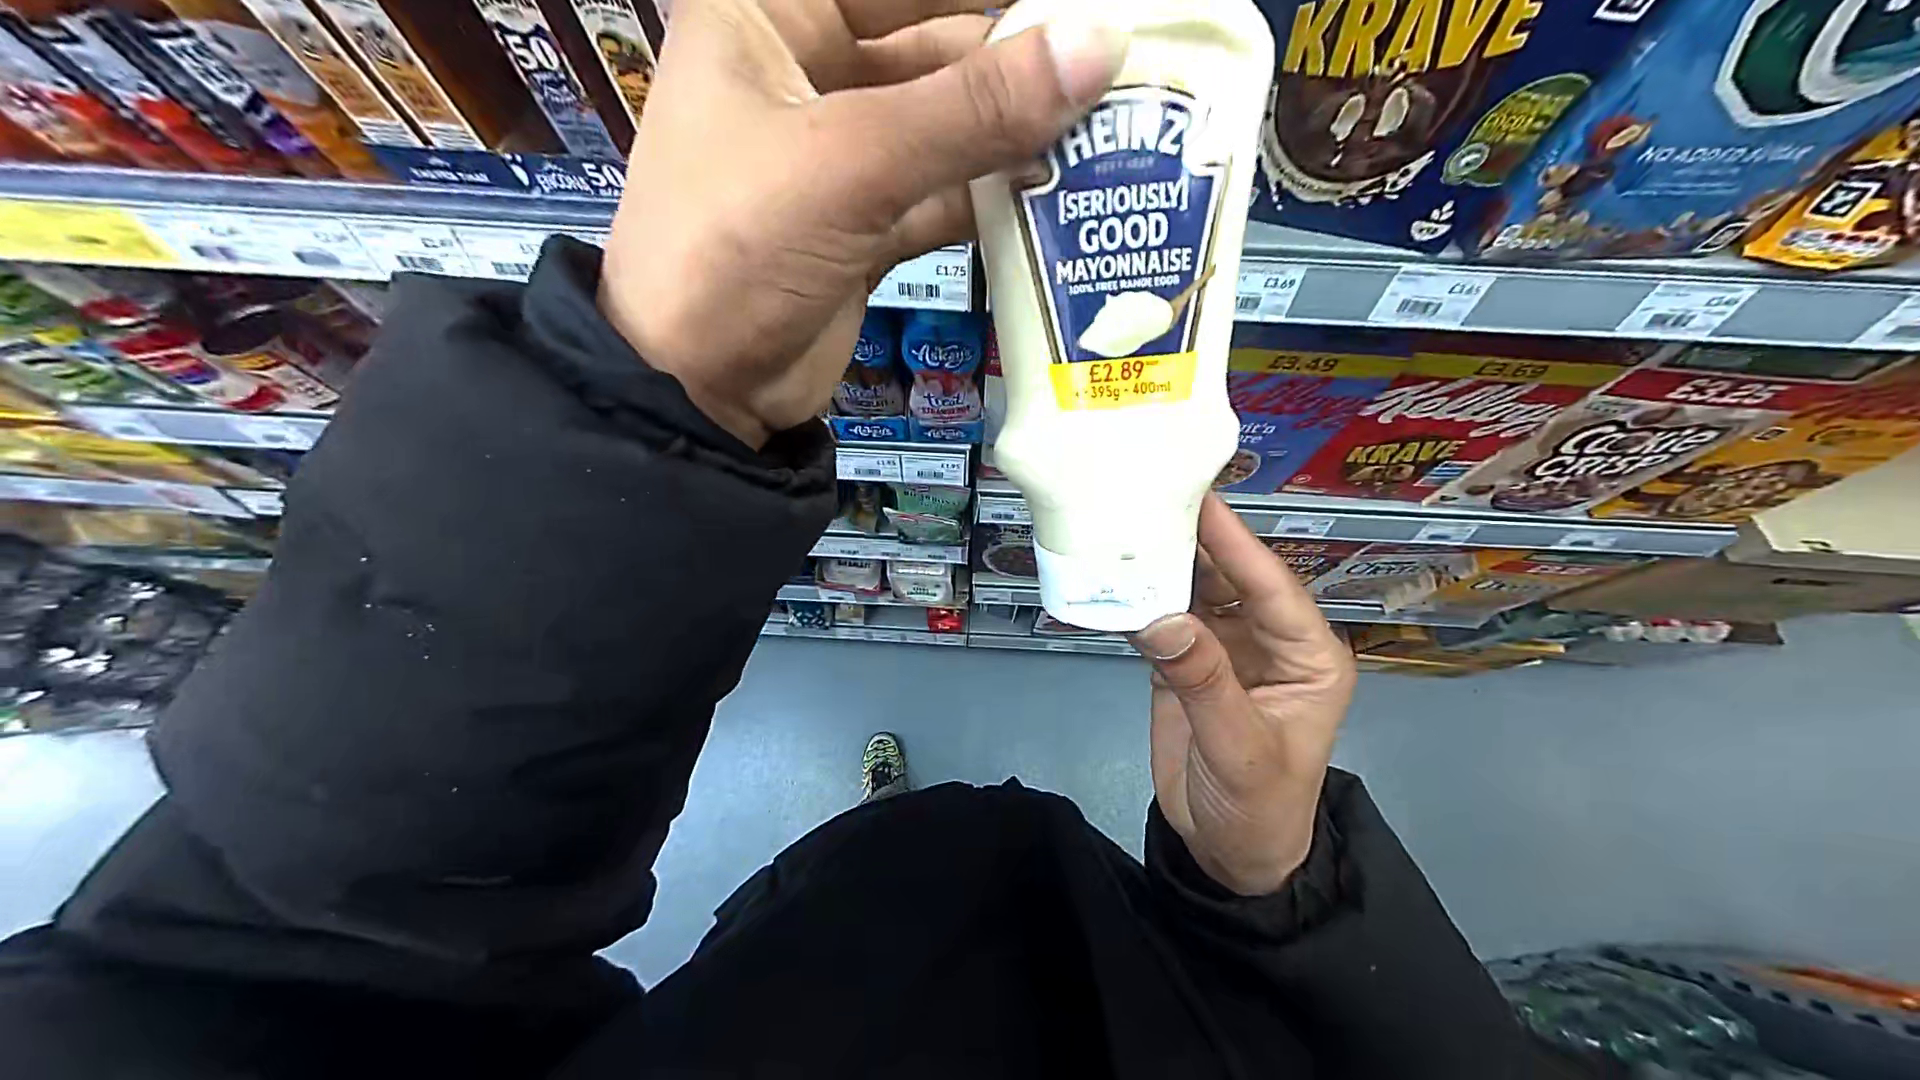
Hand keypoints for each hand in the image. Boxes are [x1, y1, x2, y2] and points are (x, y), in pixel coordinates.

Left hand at [598, 0, 1128, 447]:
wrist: (701, 385)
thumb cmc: (741, 246)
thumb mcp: (852, 164)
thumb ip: (972, 111)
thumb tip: (1097, 48)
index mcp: (767, 16)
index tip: (1073, 7)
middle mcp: (803, 77)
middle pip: (925, 47)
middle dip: (1009, 61)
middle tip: (1104, 70)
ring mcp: (837, 164)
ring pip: (940, 129)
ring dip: (1009, 134)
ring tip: (1098, 128)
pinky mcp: (863, 231)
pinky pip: (937, 198)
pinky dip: (986, 198)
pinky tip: (1048, 192)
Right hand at [1129, 496, 1356, 895]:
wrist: (1227, 851)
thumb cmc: (1257, 806)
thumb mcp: (1240, 749)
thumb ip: (1203, 680)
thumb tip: (1159, 616)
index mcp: (1305, 655)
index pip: (1270, 588)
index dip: (1235, 543)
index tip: (1201, 499)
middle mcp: (1266, 640)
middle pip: (1230, 579)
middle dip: (1195, 542)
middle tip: (1152, 496)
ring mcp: (1223, 648)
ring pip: (1195, 593)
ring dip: (1164, 566)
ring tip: (1126, 526)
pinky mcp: (1186, 662)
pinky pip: (1164, 620)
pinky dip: (1139, 601)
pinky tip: (1113, 578)